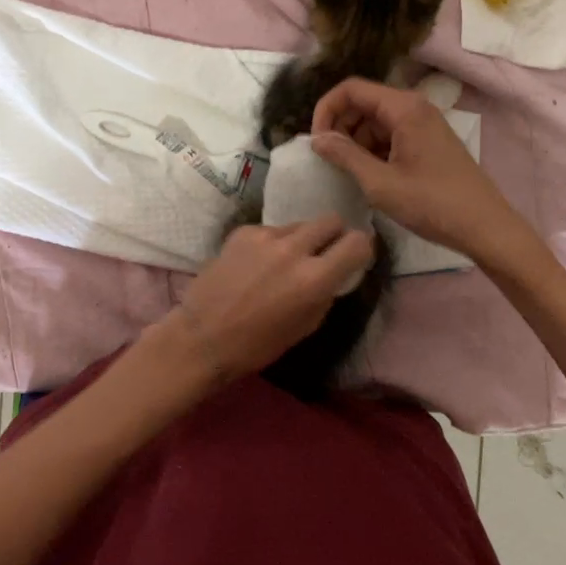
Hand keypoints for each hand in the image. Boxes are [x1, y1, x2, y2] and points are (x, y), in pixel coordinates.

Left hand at [175, 217, 374, 376]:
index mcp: (316, 279)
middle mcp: (295, 250)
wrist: (204, 335)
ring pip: (299, 224)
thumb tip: (336, 272)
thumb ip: (326, 292)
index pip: (358, 242)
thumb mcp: (306, 325)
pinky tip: (257, 264)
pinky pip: (271, 230)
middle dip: (334, 234)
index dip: (361, 247)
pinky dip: (272, 243)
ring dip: (301, 239)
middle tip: (324, 252)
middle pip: (330, 220)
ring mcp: (266, 236)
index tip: (355, 254)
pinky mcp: (243, 232)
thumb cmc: (258, 344)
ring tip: (285, 262)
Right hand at [310, 78, 523, 257]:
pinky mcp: (428, 142)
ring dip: (355, 141)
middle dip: (340, 126)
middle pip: (362, 103)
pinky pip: (390, 135)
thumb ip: (345, 156)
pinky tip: (369, 176)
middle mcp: (414, 107)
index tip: (315, 142)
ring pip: (374, 121)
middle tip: (329, 160)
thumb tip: (316, 139)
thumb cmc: (433, 204)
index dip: (326, 110)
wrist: (485, 227)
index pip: (351, 89)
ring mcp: (423, 124)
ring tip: (348, 173)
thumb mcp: (380, 183)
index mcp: (404, 108)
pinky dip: (373, 150)